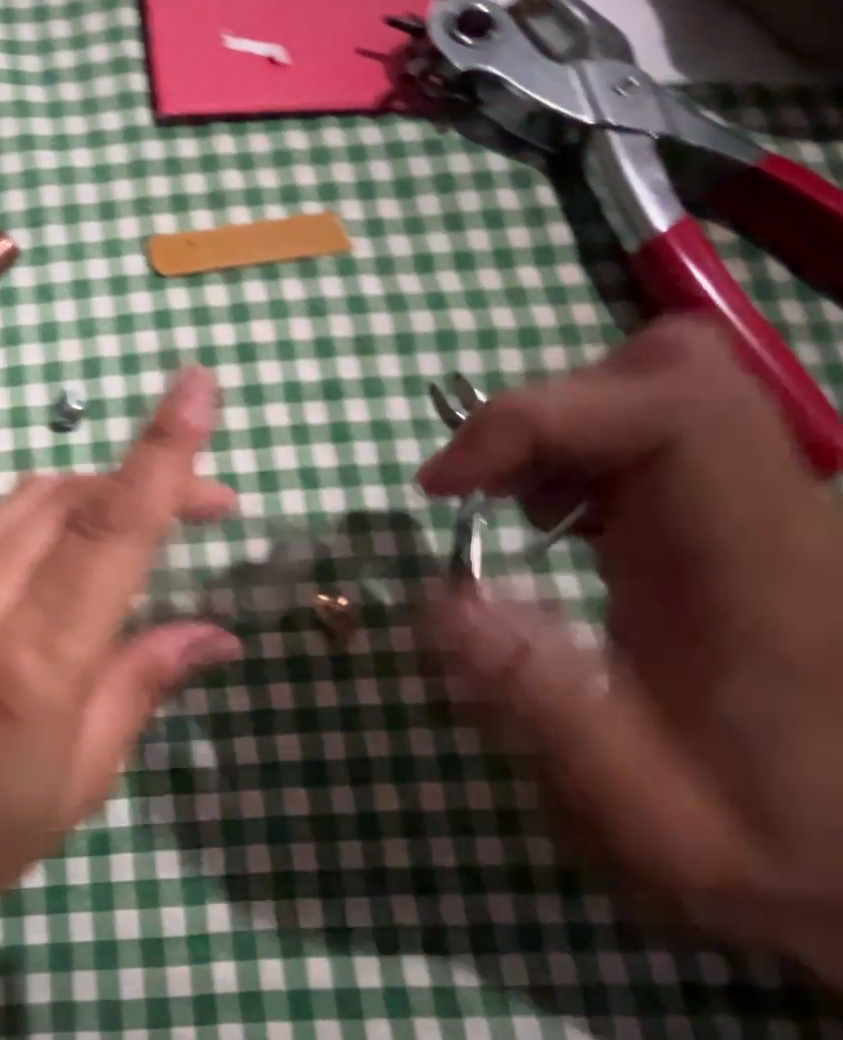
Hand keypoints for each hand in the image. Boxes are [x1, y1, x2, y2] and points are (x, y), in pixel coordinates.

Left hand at [0, 366, 244, 934]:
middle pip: (64, 496)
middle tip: (212, 504)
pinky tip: (71, 561)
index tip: (200, 385)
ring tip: (150, 524)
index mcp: (31, 659)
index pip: (108, 531)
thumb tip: (212, 630)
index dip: (162, 454)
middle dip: (140, 475)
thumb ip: (137, 689)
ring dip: (91, 494)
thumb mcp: (71, 785)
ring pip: (23, 504)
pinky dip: (44, 523)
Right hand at [418, 320, 842, 984]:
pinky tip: (550, 522)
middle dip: (547, 409)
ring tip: (503, 508)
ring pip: (662, 388)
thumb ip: (545, 705)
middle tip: (477, 492)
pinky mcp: (739, 525)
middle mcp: (774, 517)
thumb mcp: (647, 814)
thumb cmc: (769, 846)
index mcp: (759, 570)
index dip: (538, 414)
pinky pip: (656, 437)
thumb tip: (441, 600)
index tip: (443, 487)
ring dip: (555, 430)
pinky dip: (576, 453)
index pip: (674, 408)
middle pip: (676, 370)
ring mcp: (762, 514)